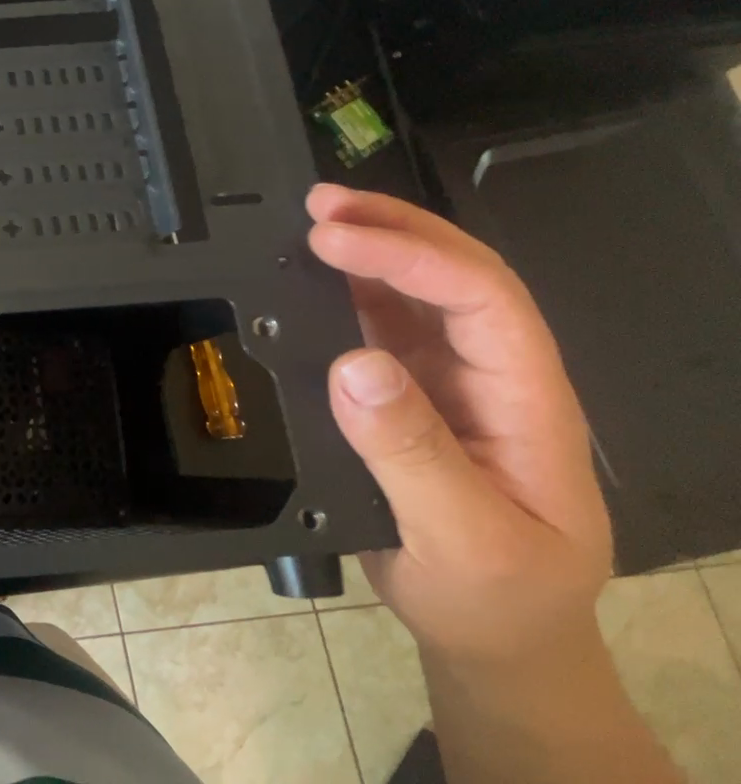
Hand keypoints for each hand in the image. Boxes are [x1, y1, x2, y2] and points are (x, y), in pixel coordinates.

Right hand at [307, 184, 611, 666]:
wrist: (496, 634)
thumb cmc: (494, 596)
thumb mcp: (464, 538)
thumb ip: (413, 453)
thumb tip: (353, 364)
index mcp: (529, 401)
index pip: (482, 301)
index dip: (410, 258)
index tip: (329, 240)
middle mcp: (494, 378)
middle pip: (460, 278)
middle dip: (395, 229)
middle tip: (317, 204)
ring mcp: (453, 386)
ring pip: (419, 295)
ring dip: (370, 249)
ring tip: (310, 221)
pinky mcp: (413, 397)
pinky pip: (381, 329)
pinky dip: (344, 292)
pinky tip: (311, 275)